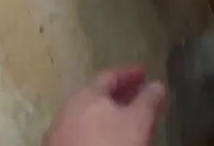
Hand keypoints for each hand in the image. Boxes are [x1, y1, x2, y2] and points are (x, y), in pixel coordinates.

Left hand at [44, 66, 166, 145]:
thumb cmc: (113, 145)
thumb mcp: (140, 119)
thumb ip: (150, 97)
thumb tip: (156, 85)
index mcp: (84, 97)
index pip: (109, 76)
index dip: (130, 73)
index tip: (146, 75)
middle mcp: (65, 114)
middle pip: (96, 97)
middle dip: (120, 95)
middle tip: (139, 96)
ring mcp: (57, 139)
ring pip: (88, 119)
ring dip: (109, 116)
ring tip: (130, 121)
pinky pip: (81, 136)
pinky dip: (98, 132)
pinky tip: (113, 140)